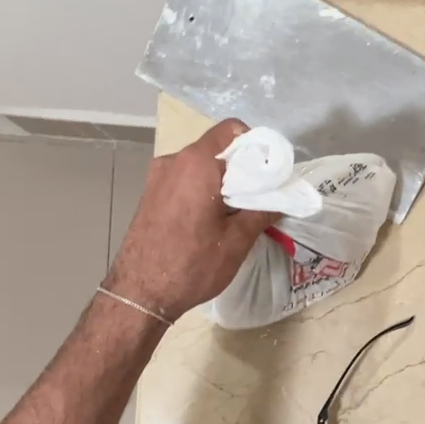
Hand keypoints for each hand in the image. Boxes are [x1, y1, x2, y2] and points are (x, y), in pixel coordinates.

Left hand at [105, 119, 278, 319]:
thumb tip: (283, 198)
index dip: (257, 147)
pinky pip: (185, 181)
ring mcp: (158, 177)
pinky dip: (203, 191)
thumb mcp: (237, 241)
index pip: (233, 130)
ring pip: (201, 167)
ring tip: (237, 213)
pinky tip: (212, 220)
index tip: (270, 174)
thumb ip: (262, 211)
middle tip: (260, 197)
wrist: (140, 293)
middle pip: (217, 149)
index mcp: (197, 163)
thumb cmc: (192, 264)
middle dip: (242, 168)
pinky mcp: (151, 194)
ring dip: (222, 182)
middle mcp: (174, 161)